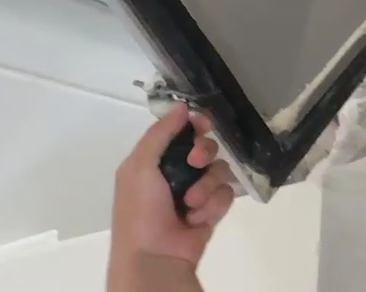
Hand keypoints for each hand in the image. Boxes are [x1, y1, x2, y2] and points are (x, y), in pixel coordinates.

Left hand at [110, 106, 235, 279]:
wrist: (154, 259)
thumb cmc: (140, 212)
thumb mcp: (138, 169)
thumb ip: (159, 134)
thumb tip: (182, 106)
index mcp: (155, 163)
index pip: (182, 132)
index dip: (196, 125)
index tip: (203, 125)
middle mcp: (176, 174)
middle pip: (206, 146)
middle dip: (205, 152)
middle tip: (196, 163)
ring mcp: (196, 193)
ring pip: (220, 169)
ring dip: (208, 185)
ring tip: (192, 204)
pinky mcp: (211, 210)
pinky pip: (226, 193)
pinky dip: (214, 205)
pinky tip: (198, 218)